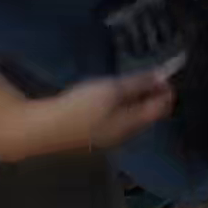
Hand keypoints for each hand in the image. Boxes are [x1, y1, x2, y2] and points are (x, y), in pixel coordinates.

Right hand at [23, 70, 176, 156]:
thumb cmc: (80, 108)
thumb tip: (164, 75)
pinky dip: (125, 104)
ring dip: (140, 99)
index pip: (160, 109)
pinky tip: (116, 94)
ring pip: (133, 117)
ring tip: (139, 80)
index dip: (167, 90)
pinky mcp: (93, 134)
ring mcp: (107, 137)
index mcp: (131, 126)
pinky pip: (119, 118)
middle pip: (148, 114)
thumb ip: (139, 84)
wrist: (40, 130)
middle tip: (155, 72)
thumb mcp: (113, 90)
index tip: (167, 70)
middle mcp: (123, 136)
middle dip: (155, 95)